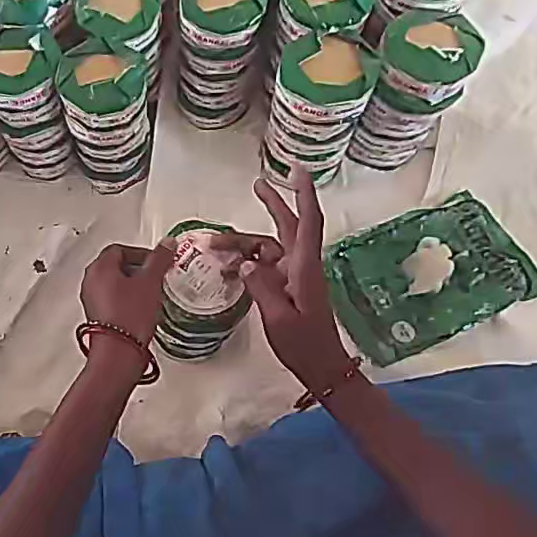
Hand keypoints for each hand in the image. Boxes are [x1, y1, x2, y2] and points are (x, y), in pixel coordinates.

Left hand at [80, 240, 174, 349]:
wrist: (119, 352)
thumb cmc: (130, 316)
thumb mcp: (151, 282)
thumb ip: (160, 259)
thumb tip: (168, 243)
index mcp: (100, 268)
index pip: (120, 249)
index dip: (141, 252)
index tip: (157, 260)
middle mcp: (91, 282)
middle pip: (115, 265)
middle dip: (137, 268)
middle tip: (155, 273)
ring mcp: (92, 300)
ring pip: (114, 283)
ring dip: (132, 284)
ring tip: (151, 291)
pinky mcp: (98, 317)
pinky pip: (112, 300)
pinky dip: (127, 299)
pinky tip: (142, 308)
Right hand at [217, 167, 353, 389]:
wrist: (322, 366)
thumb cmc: (304, 344)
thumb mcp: (279, 317)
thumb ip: (261, 287)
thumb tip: (245, 264)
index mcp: (304, 266)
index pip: (308, 221)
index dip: (304, 193)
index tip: (298, 170)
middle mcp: (301, 264)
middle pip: (287, 225)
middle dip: (273, 204)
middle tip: (257, 183)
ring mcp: (294, 275)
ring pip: (268, 248)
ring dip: (244, 245)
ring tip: (214, 245)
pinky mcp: (288, 287)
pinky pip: (265, 268)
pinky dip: (247, 265)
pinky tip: (228, 271)